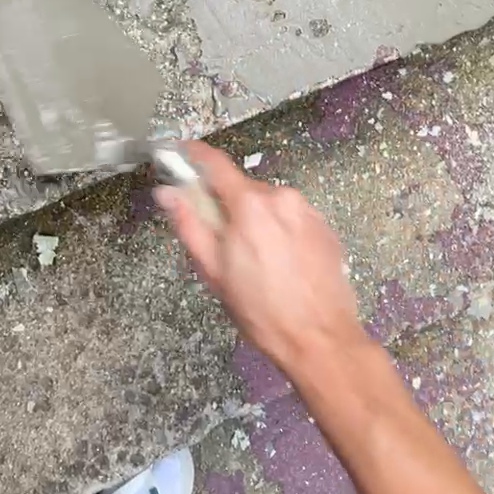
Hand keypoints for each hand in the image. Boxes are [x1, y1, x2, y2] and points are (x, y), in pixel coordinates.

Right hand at [154, 142, 368, 376]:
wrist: (321, 340)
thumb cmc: (263, 312)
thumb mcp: (214, 271)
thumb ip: (189, 224)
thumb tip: (168, 193)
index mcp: (250, 204)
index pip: (216, 163)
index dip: (195, 155)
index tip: (183, 152)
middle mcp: (281, 197)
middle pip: (243, 189)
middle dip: (228, 207)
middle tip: (223, 243)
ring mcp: (307, 211)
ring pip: (269, 205)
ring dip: (257, 221)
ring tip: (257, 262)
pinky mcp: (325, 227)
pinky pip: (292, 218)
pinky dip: (280, 232)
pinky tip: (281, 264)